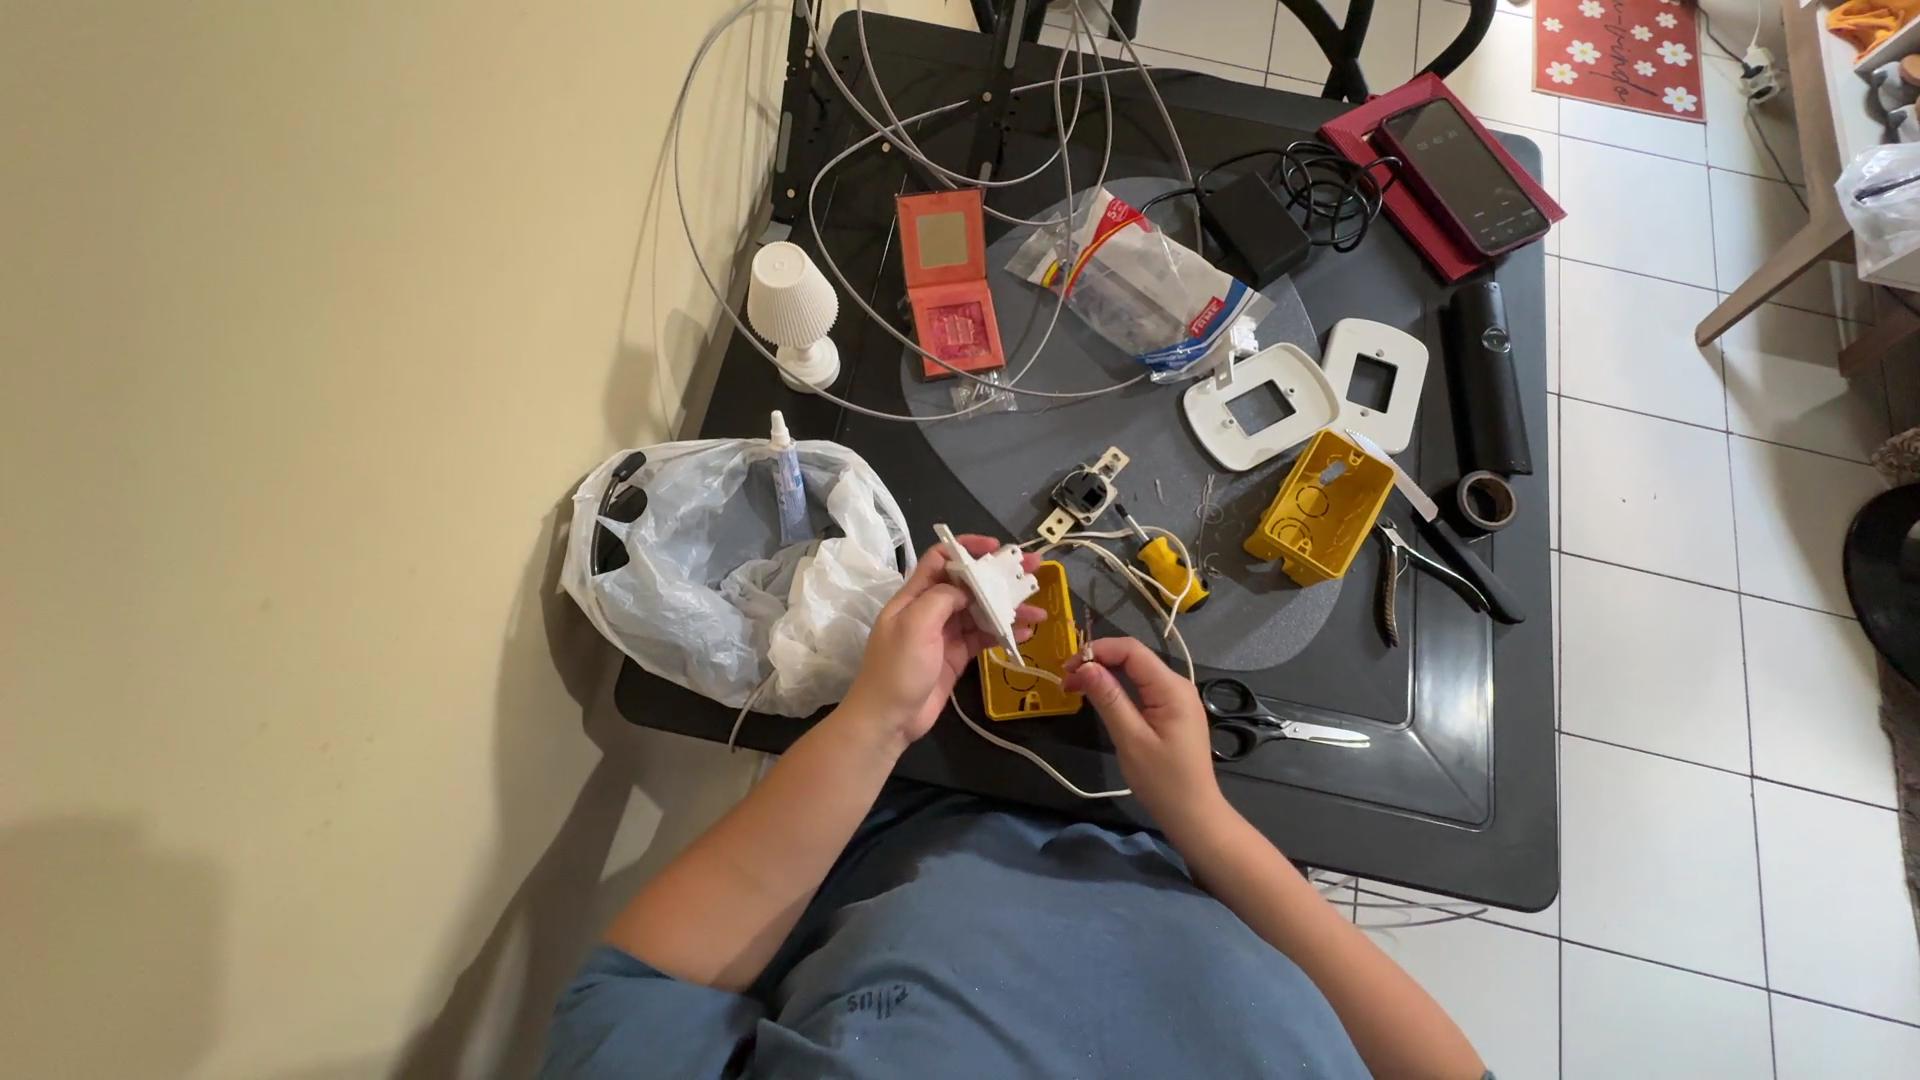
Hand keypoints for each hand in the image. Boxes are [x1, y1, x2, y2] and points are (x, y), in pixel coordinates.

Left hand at [842, 534, 1044, 747]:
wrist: (888, 719)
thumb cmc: (896, 669)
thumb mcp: (914, 625)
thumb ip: (942, 598)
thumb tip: (967, 587)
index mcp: (914, 596)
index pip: (941, 559)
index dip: (967, 548)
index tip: (996, 548)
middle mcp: (930, 609)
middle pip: (968, 583)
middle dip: (998, 575)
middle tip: (1032, 569)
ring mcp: (945, 633)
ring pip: (981, 610)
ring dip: (1009, 607)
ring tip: (1038, 608)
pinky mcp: (956, 656)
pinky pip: (983, 637)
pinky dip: (1004, 633)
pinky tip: (1026, 634)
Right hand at [1063, 637, 1224, 832]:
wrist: (1193, 815)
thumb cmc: (1163, 780)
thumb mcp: (1130, 739)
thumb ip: (1109, 699)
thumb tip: (1085, 666)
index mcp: (1172, 688)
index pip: (1132, 650)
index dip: (1098, 650)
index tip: (1068, 667)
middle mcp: (1177, 685)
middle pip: (1133, 657)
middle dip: (1098, 661)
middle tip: (1067, 680)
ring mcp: (1176, 697)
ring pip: (1135, 671)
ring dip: (1105, 673)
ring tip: (1076, 687)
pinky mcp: (1171, 710)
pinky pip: (1141, 687)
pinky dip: (1117, 687)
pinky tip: (1098, 696)